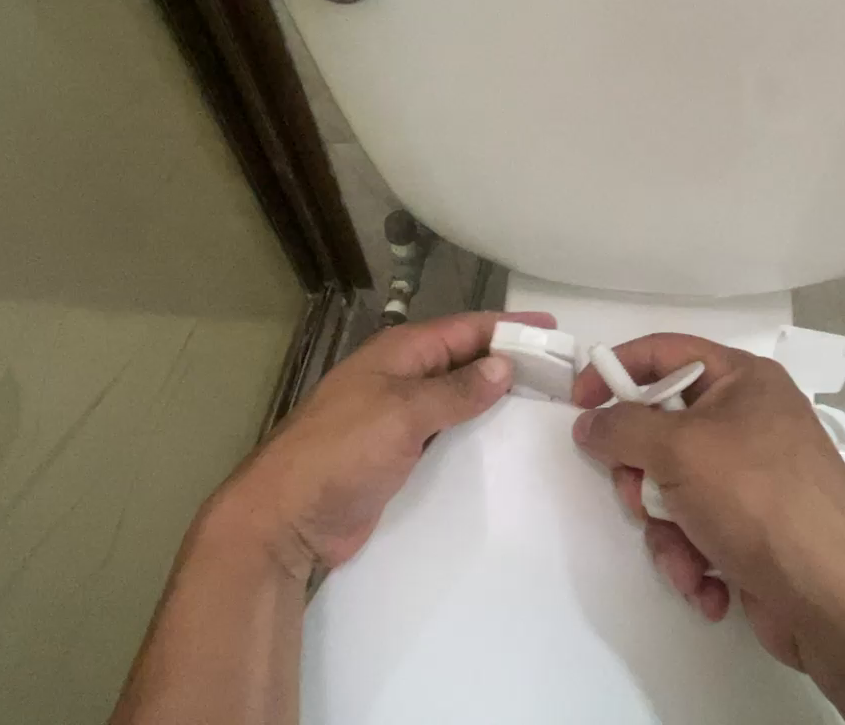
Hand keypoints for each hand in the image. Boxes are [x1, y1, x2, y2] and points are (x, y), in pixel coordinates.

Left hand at [208, 310, 552, 581]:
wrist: (286, 516)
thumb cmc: (340, 453)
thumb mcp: (401, 413)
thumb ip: (453, 390)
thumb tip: (502, 366)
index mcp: (398, 354)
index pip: (464, 330)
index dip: (508, 328)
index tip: (552, 330)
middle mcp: (401, 378)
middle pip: (463, 359)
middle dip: (507, 359)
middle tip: (558, 369)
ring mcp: (398, 417)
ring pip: (457, 395)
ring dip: (494, 395)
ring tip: (542, 400)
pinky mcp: (398, 453)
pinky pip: (447, 432)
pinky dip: (475, 429)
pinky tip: (503, 440)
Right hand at [570, 335, 844, 670]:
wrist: (842, 603)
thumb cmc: (759, 499)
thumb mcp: (679, 449)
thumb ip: (621, 428)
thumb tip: (589, 423)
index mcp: (742, 380)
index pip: (663, 352)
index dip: (615, 370)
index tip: (578, 404)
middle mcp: (748, 420)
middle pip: (661, 427)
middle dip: (640, 473)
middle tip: (636, 495)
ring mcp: (751, 478)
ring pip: (671, 486)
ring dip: (665, 527)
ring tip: (683, 554)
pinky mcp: (752, 529)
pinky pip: (696, 528)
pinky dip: (691, 557)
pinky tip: (708, 584)